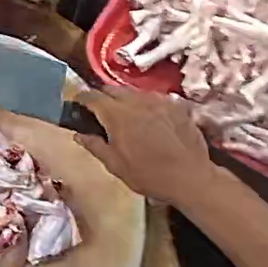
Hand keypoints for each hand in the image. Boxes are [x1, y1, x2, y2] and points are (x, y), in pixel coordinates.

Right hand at [72, 88, 219, 208]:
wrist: (189, 177)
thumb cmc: (149, 175)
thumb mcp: (116, 166)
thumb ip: (95, 146)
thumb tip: (79, 134)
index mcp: (117, 115)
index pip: (92, 96)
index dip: (82, 98)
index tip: (78, 104)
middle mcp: (137, 101)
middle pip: (113, 89)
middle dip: (103, 96)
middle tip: (100, 110)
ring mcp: (158, 100)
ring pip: (134, 91)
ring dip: (125, 99)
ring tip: (125, 114)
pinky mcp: (176, 104)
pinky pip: (154, 97)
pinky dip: (146, 103)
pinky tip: (149, 117)